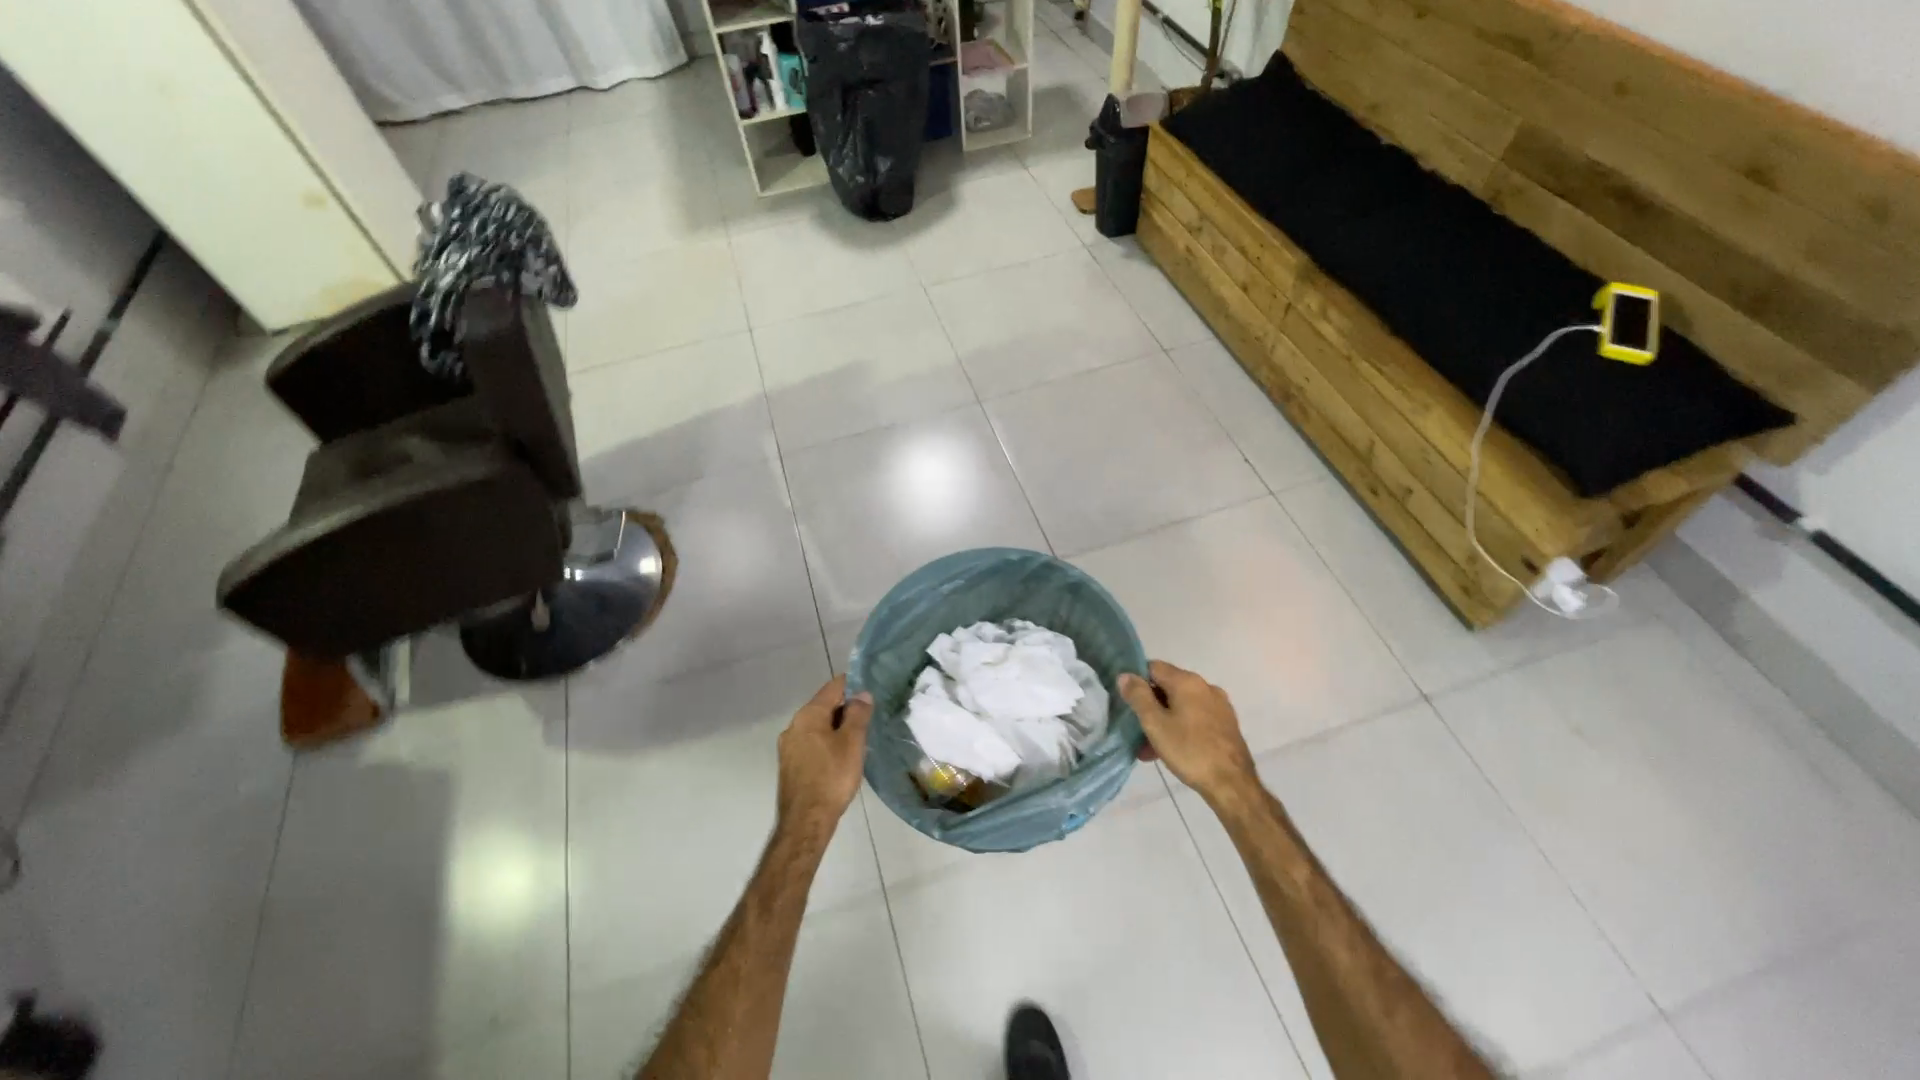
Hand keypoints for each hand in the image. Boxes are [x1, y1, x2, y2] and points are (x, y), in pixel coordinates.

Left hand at [777, 675, 872, 837]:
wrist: (806, 820)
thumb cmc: (832, 777)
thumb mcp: (852, 743)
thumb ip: (858, 714)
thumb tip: (862, 693)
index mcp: (808, 715)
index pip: (832, 688)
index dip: (852, 685)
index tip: (871, 688)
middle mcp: (793, 726)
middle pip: (823, 706)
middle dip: (845, 708)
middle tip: (870, 716)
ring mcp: (789, 747)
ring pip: (817, 727)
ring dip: (836, 727)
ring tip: (859, 736)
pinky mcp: (790, 765)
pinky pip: (812, 743)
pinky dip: (827, 742)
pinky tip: (841, 756)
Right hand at [1119, 660, 1257, 801]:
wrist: (1232, 783)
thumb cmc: (1189, 750)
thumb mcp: (1155, 724)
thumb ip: (1138, 696)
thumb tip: (1125, 675)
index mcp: (1187, 681)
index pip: (1153, 667)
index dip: (1136, 681)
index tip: (1127, 702)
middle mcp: (1206, 686)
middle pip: (1168, 687)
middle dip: (1149, 707)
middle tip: (1136, 730)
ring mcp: (1219, 705)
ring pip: (1181, 705)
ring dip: (1163, 721)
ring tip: (1150, 749)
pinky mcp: (1226, 723)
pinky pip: (1196, 718)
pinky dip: (1181, 727)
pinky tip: (1172, 750)